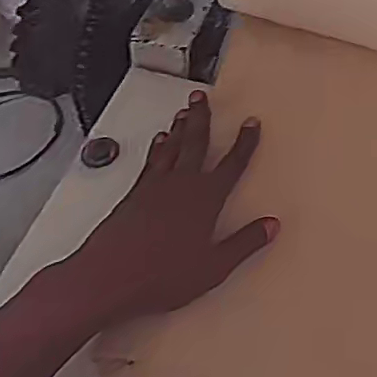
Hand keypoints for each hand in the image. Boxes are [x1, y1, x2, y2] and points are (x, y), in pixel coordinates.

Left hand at [51, 91, 277, 329]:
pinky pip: (151, 162)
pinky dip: (158, 147)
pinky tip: (159, 141)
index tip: (251, 122)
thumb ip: (244, 243)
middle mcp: (181, 184)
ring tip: (185, 110)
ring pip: (172, 147)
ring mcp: (154, 187)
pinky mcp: (133, 195)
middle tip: (203, 96)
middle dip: (203, 117)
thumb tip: (271, 226)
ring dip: (180, 127)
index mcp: (205, 198)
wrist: (105, 280)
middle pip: (196, 142)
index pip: (232, 163)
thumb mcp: (214, 266)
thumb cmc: (160, 275)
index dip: (245, 141)